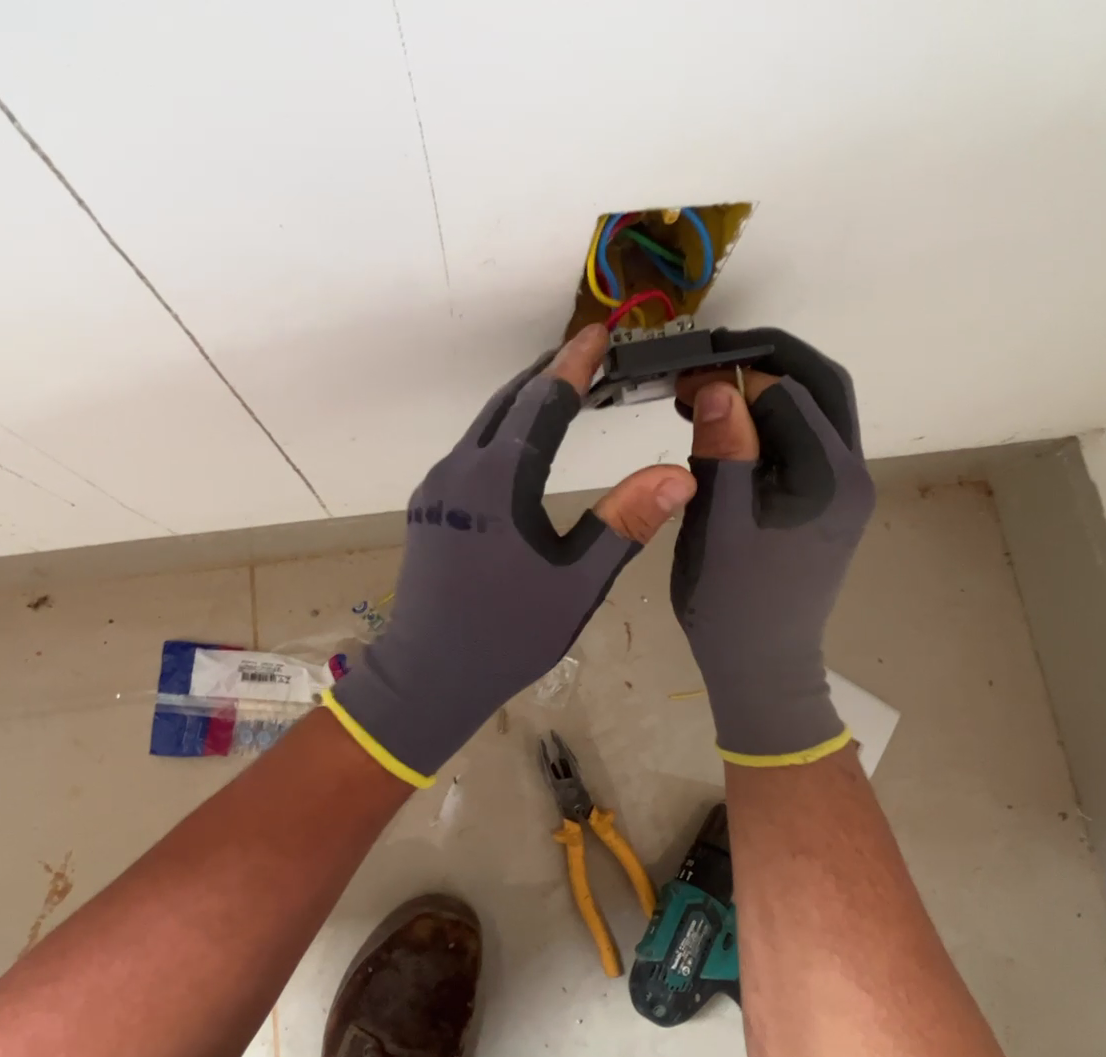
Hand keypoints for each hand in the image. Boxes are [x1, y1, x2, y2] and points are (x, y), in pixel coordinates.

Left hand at [327, 325, 696, 785]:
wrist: (429, 675)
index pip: (541, 403)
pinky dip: (501, 433)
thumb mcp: (577, 582)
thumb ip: (625, 522)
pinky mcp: (426, 508)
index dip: (573, 365)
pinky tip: (522, 444)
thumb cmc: (508, 633)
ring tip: (562, 389)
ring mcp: (436, 490)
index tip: (597, 332)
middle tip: (586, 352)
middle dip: (546, 374)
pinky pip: (468, 453)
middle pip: (506, 405)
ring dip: (522, 402)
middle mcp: (457, 471)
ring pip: (483, 428)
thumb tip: (679, 474)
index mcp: (496, 482)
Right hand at [670, 329, 874, 764]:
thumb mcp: (717, 524)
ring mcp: (842, 488)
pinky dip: (766, 422)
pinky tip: (726, 430)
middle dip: (765, 362)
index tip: (685, 378)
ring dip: (765, 390)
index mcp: (831, 476)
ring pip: (814, 410)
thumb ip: (724, 450)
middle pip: (820, 387)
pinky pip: (803, 441)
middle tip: (706, 361)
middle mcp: (850, 473)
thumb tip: (719, 382)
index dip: (737, 372)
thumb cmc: (733, 602)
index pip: (790, 391)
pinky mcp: (826, 502)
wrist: (761, 665)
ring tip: (707, 394)